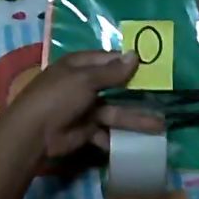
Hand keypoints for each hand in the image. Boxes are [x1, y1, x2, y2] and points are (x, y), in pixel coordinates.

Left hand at [0, 51, 164, 158]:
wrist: (34, 133)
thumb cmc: (58, 97)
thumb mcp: (85, 79)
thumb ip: (112, 71)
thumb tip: (135, 55)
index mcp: (80, 66)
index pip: (109, 60)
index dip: (128, 63)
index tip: (152, 67)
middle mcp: (84, 85)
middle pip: (116, 87)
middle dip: (138, 93)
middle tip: (164, 97)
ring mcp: (85, 108)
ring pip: (116, 112)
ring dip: (135, 119)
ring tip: (159, 125)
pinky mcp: (86, 130)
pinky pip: (107, 132)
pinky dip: (118, 137)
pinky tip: (137, 143)